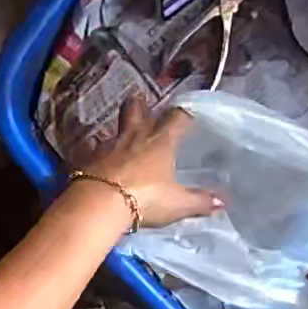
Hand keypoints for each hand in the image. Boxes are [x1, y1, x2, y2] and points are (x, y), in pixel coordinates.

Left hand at [77, 97, 223, 228]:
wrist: (98, 204)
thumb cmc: (144, 199)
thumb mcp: (177, 204)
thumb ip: (199, 201)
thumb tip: (223, 202)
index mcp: (160, 142)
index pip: (176, 118)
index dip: (183, 114)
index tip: (186, 116)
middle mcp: (133, 137)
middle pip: (135, 110)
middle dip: (139, 105)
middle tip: (140, 103)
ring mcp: (106, 146)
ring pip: (111, 129)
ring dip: (114, 131)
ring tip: (116, 136)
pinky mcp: (84, 159)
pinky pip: (88, 150)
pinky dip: (90, 152)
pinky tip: (90, 157)